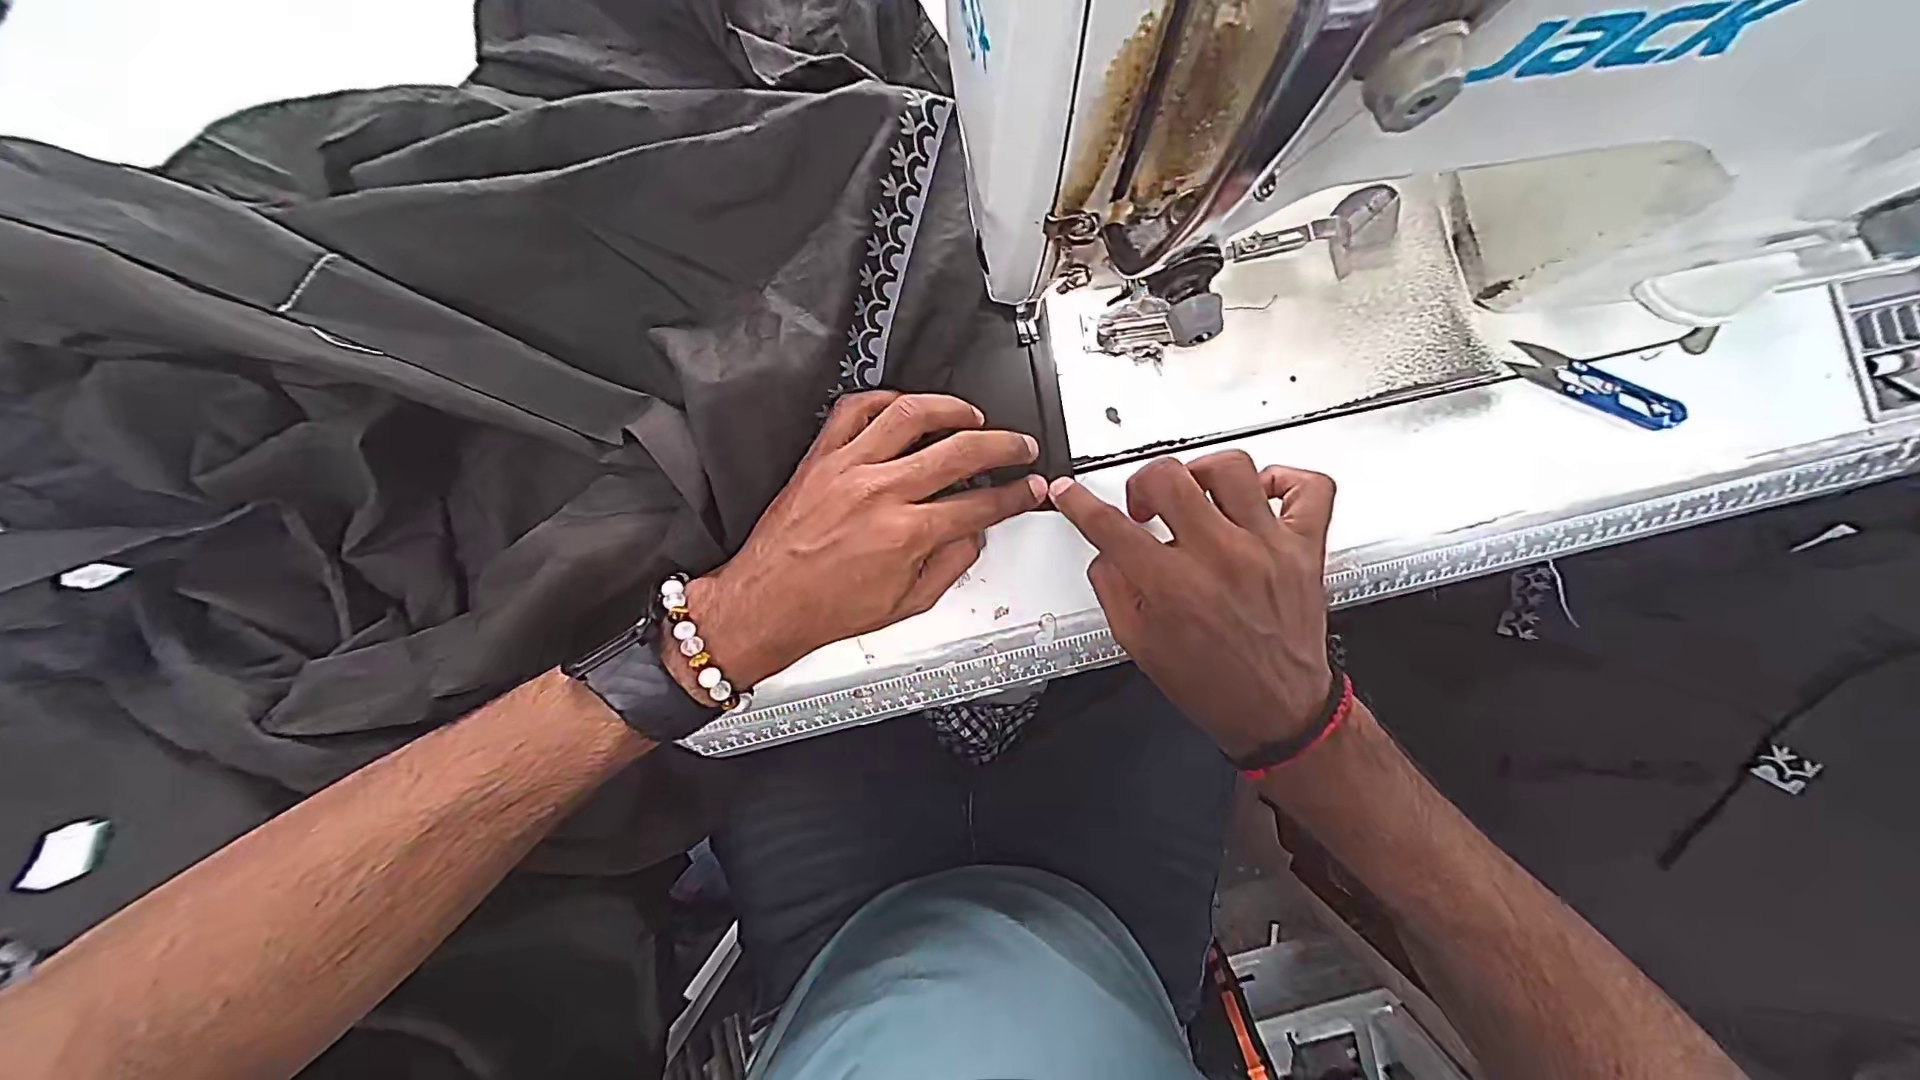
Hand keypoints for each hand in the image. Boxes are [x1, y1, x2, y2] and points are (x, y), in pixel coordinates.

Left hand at [681, 391, 1047, 689]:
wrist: (767, 603)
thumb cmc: (826, 607)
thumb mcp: (907, 603)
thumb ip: (951, 564)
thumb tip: (974, 533)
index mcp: (906, 535)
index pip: (980, 504)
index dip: (1015, 495)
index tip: (1028, 488)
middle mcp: (880, 494)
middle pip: (960, 451)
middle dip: (1003, 446)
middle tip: (1018, 446)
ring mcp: (848, 469)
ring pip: (911, 415)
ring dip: (952, 408)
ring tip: (972, 415)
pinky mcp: (821, 458)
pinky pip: (854, 409)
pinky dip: (886, 399)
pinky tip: (905, 405)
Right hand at [1049, 452, 1336, 758]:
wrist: (1277, 711)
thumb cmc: (1214, 684)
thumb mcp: (1139, 643)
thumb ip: (1112, 589)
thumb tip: (1104, 551)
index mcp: (1172, 586)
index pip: (1108, 525)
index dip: (1078, 502)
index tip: (1071, 493)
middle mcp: (1219, 559)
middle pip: (1167, 477)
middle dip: (1141, 483)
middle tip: (1144, 505)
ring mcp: (1267, 549)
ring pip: (1232, 468)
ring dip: (1200, 472)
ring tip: (1195, 494)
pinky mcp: (1305, 549)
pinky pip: (1310, 487)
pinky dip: (1284, 478)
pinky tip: (1259, 492)